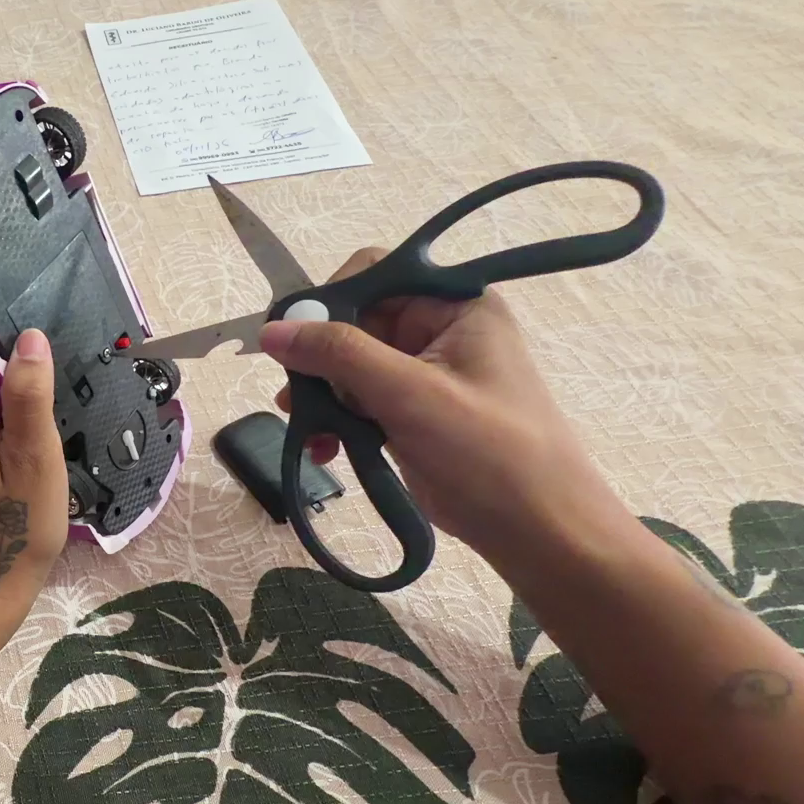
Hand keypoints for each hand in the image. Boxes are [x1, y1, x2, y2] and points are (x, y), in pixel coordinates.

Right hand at [264, 247, 629, 563]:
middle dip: (317, 361)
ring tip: (309, 429)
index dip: (330, 303)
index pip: (373, 276)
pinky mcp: (404, 410)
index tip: (297, 344)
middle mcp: (435, 331)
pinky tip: (324, 447)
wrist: (532, 527)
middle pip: (349, 324)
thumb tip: (271, 330)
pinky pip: (350, 400)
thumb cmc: (486, 451)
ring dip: (319, 396)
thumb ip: (339, 355)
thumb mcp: (409, 394)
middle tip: (295, 398)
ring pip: (342, 366)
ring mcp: (418, 373)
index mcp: (454, 307)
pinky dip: (331, 420)